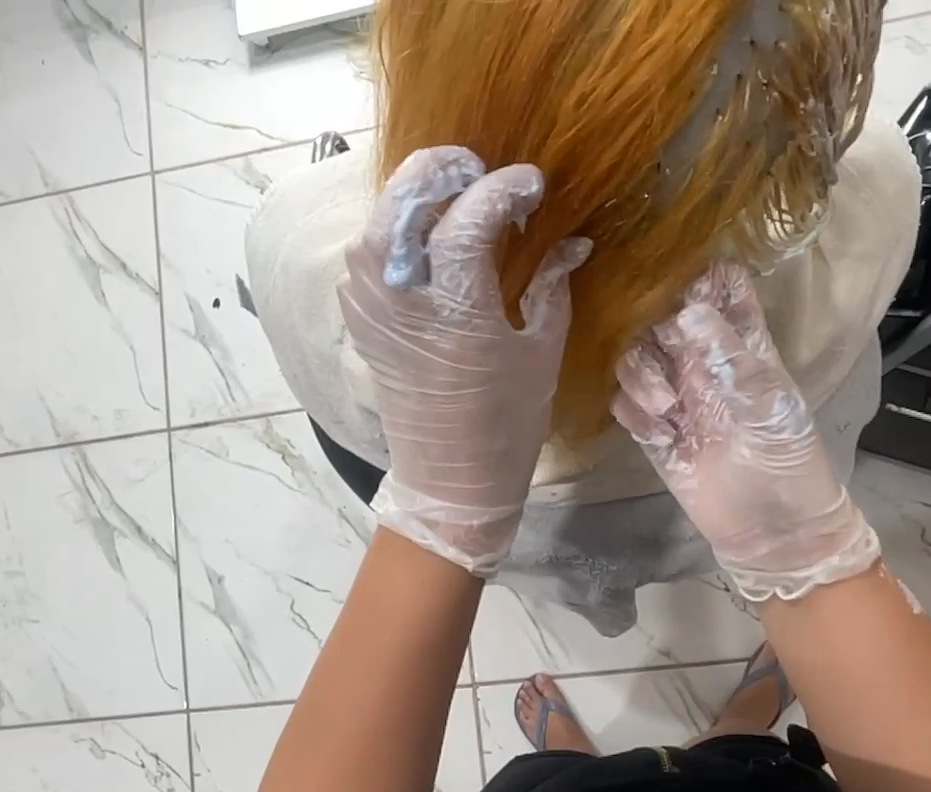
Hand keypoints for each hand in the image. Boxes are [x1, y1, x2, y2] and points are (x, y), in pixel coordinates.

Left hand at [339, 146, 591, 577]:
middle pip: (399, 206)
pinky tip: (421, 241)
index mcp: (456, 309)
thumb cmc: (506, 425)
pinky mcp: (362, 328)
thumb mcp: (542, 352)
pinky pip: (364, 262)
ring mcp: (374, 313)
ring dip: (407, 201)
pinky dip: (388, 236)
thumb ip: (551, 285)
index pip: (467, 216)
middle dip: (436, 171)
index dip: (502, 188)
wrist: (451, 482)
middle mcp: (403, 302)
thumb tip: (568, 242)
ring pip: (372, 229)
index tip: (531, 186)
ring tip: (449, 200)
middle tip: (474, 171)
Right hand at [612, 265, 881, 601]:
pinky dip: (634, 414)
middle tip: (673, 360)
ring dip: (641, 378)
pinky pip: (624, 405)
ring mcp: (674, 397)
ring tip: (667, 410)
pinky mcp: (652, 432)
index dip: (699, 281)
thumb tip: (686, 310)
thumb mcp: (764, 395)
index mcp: (741, 344)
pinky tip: (661, 435)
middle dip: (656, 333)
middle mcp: (702, 363)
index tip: (686, 295)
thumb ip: (726, 350)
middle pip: (660, 320)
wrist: (768, 524)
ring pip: (634, 360)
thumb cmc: (783, 454)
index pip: (717, 289)